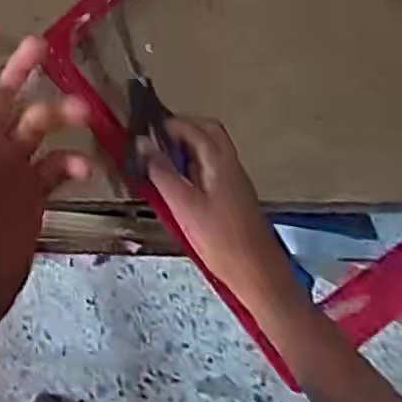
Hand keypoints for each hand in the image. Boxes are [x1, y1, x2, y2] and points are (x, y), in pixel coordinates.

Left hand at [0, 29, 92, 340]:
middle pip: (5, 96)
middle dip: (21, 69)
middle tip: (40, 45)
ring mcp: (12, 167)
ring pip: (37, 127)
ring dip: (58, 114)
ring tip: (82, 108)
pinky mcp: (33, 193)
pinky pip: (55, 169)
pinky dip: (70, 164)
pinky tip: (83, 167)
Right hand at [141, 118, 285, 288]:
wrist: (260, 277)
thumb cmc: (220, 239)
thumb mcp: (182, 204)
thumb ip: (160, 170)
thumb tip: (142, 142)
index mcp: (218, 160)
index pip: (192, 127)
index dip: (167, 125)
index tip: (145, 133)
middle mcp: (230, 164)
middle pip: (208, 131)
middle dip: (181, 129)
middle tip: (157, 141)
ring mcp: (236, 181)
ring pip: (212, 149)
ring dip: (188, 147)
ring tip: (164, 162)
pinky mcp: (236, 197)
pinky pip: (214, 167)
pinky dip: (195, 165)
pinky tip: (181, 185)